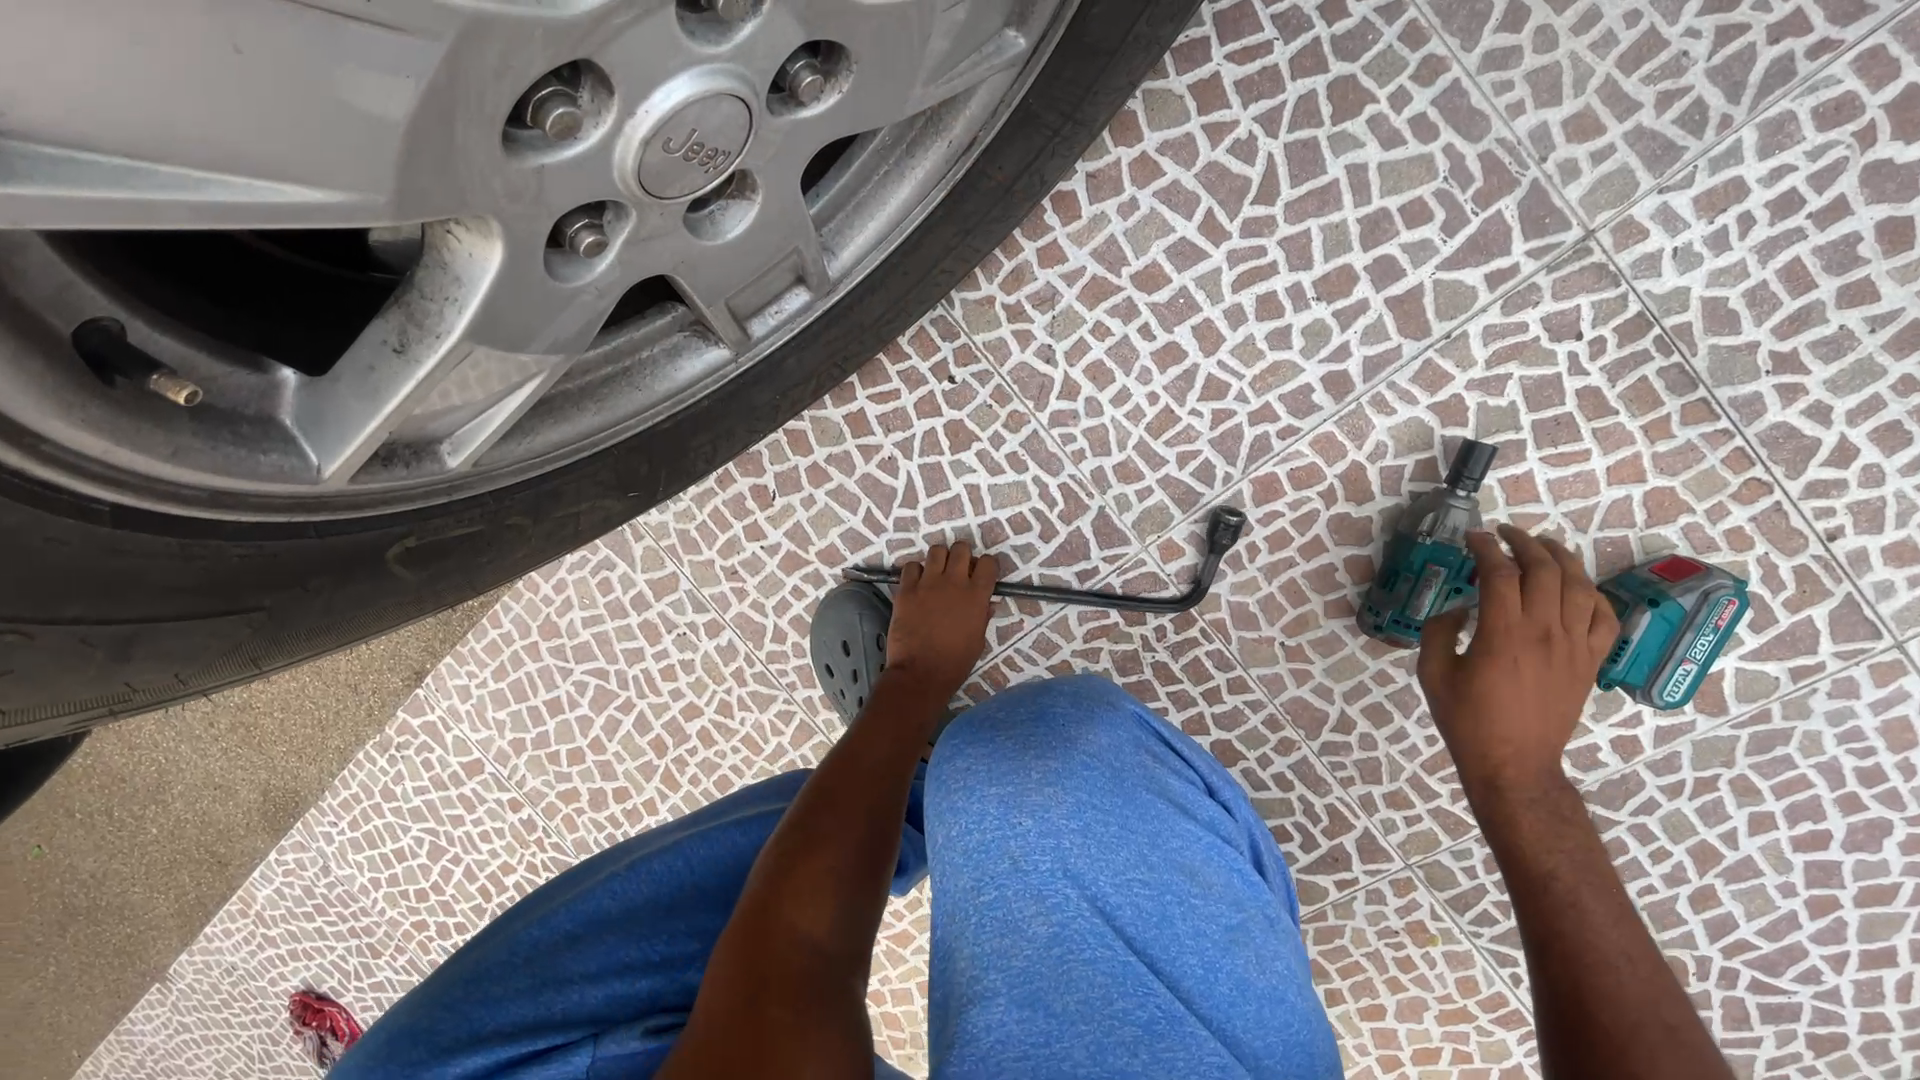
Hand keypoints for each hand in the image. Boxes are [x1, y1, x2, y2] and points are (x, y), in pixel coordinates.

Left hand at [882, 540, 999, 704]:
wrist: (921, 672)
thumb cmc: (955, 662)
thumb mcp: (978, 640)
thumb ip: (982, 616)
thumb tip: (987, 603)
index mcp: (976, 596)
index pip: (988, 563)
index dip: (986, 565)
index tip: (981, 573)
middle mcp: (954, 583)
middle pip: (961, 549)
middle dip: (962, 555)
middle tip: (958, 569)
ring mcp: (928, 584)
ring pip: (936, 551)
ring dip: (939, 559)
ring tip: (936, 573)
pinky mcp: (906, 590)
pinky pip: (911, 567)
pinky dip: (915, 572)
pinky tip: (917, 584)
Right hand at [1417, 524, 1619, 801]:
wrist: (1514, 763)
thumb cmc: (1467, 720)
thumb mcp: (1433, 674)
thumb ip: (1439, 632)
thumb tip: (1458, 608)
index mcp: (1502, 633)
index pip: (1499, 573)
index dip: (1485, 548)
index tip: (1472, 537)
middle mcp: (1544, 631)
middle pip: (1544, 570)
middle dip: (1524, 543)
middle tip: (1505, 534)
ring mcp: (1574, 645)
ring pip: (1579, 586)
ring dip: (1562, 558)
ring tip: (1544, 546)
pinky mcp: (1591, 661)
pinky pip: (1604, 617)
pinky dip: (1593, 594)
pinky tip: (1577, 587)